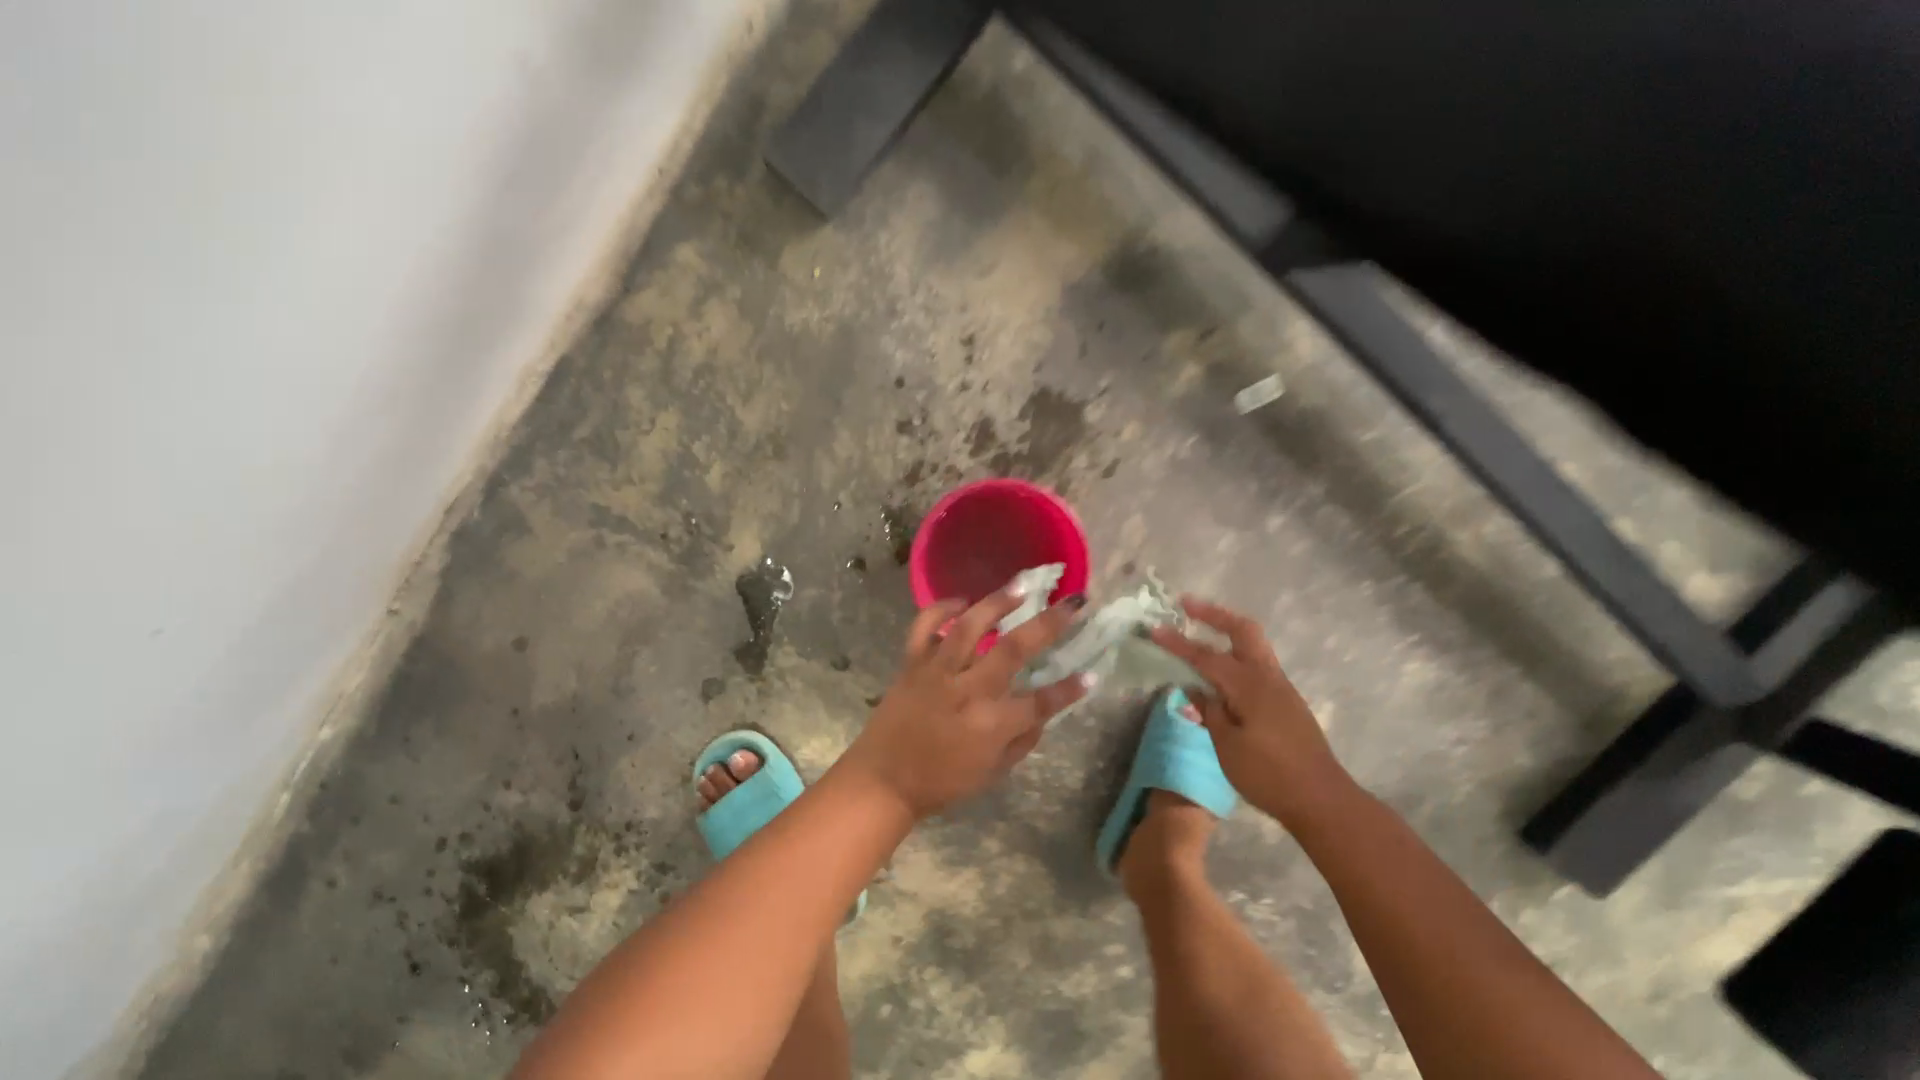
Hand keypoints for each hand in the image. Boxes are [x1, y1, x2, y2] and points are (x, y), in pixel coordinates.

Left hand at [837, 585, 1092, 818]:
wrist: (883, 780)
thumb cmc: (941, 783)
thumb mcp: (992, 773)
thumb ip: (1022, 741)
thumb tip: (1042, 712)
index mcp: (991, 724)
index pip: (1041, 703)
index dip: (1069, 690)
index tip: (1091, 675)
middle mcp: (968, 690)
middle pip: (1014, 650)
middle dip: (1049, 624)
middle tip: (1073, 602)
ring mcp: (937, 672)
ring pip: (970, 627)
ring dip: (997, 602)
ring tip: (1021, 586)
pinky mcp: (912, 664)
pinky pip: (924, 627)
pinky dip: (941, 609)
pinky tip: (961, 602)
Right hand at [1151, 598, 1349, 824]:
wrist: (1320, 799)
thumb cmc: (1268, 774)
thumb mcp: (1227, 746)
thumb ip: (1210, 711)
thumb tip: (1194, 688)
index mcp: (1249, 685)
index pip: (1206, 656)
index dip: (1178, 642)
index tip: (1154, 628)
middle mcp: (1268, 677)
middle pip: (1243, 630)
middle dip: (1214, 614)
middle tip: (1186, 607)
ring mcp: (1281, 688)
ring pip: (1253, 645)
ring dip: (1227, 632)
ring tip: (1201, 632)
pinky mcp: (1286, 703)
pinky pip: (1257, 665)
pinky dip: (1236, 656)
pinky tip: (1221, 673)